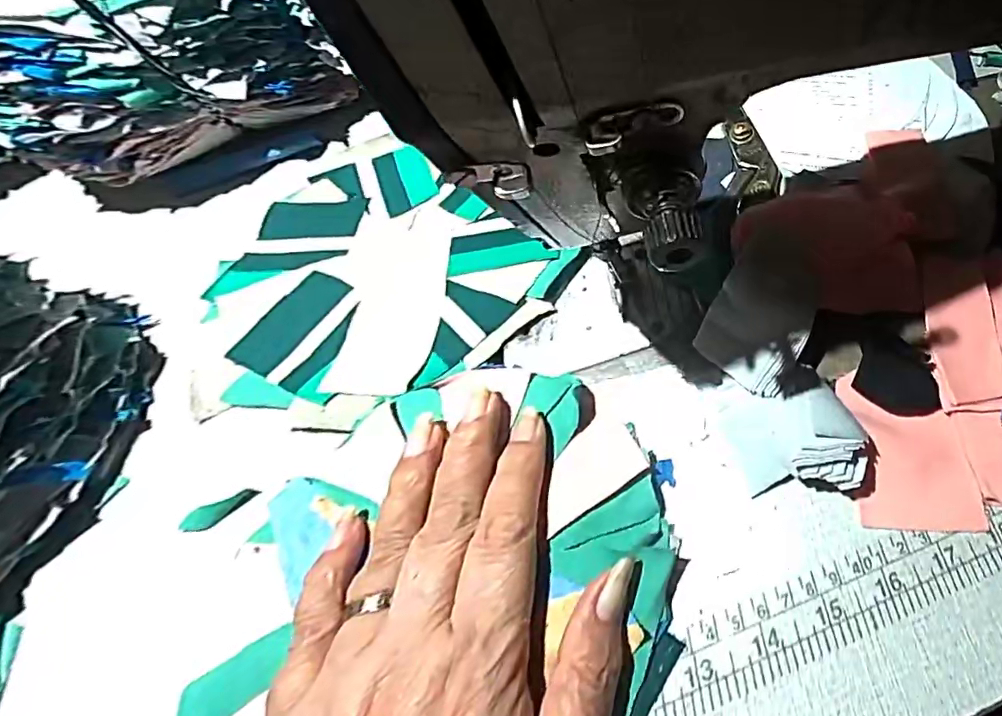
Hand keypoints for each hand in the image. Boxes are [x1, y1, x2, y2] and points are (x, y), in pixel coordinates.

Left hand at [268, 390, 633, 715]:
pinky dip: (332, 562)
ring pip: (385, 555)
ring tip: (425, 431)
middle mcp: (409, 651)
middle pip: (447, 528)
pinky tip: (348, 521)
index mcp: (480, 656)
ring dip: (409, 486)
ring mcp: (345, 673)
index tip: (529, 425)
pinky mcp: (296, 701)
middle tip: (480, 400)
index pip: (506, 535)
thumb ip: (591, 662)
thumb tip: (620, 576)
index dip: (520, 472)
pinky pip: (313, 617)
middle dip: (469, 455)